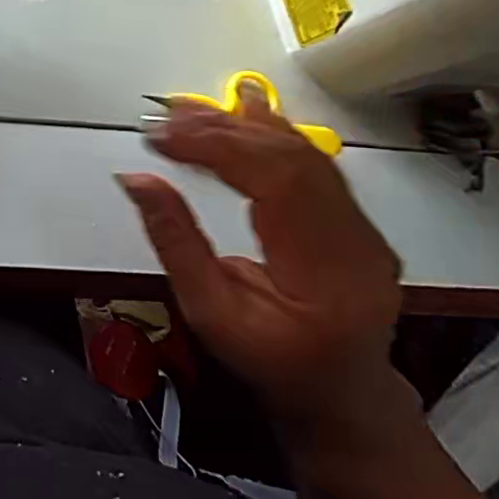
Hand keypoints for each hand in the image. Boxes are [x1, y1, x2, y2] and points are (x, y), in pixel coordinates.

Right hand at [117, 79, 402, 422]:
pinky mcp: (354, 217)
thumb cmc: (270, 360)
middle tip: (165, 116)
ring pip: (304, 153)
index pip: (277, 182)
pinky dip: (268, 132)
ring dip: (242, 123)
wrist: (338, 390)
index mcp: (325, 273)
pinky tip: (239, 110)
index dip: (216, 146)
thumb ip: (174, 242)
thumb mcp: (208, 311)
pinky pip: (312, 161)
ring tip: (189, 107)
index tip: (161, 136)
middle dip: (223, 128)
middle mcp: (357, 241)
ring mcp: (363, 226)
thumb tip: (135, 180)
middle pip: (292, 159)